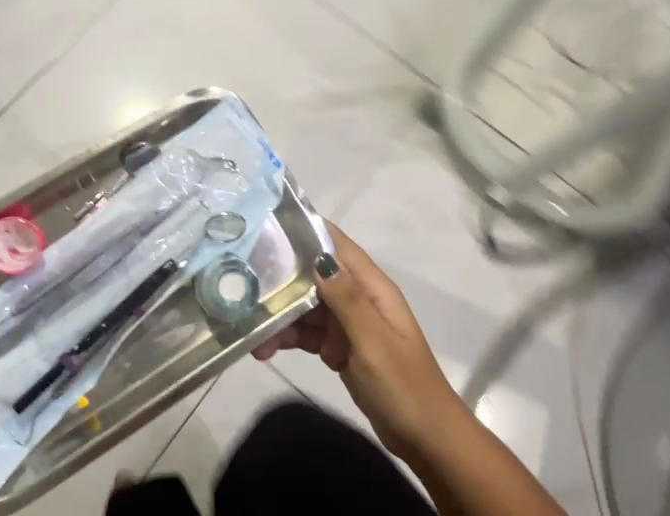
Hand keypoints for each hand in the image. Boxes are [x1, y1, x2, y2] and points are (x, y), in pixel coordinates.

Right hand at [252, 225, 466, 460]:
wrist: (426, 439)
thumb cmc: (404, 385)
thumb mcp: (374, 341)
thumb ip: (347, 298)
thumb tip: (318, 255)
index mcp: (373, 288)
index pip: (336, 245)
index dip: (305, 233)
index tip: (266, 230)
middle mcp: (359, 298)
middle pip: (315, 276)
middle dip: (282, 279)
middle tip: (244, 284)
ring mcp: (349, 325)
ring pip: (307, 307)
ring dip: (280, 315)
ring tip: (251, 331)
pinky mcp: (340, 348)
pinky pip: (308, 333)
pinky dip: (288, 337)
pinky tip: (264, 348)